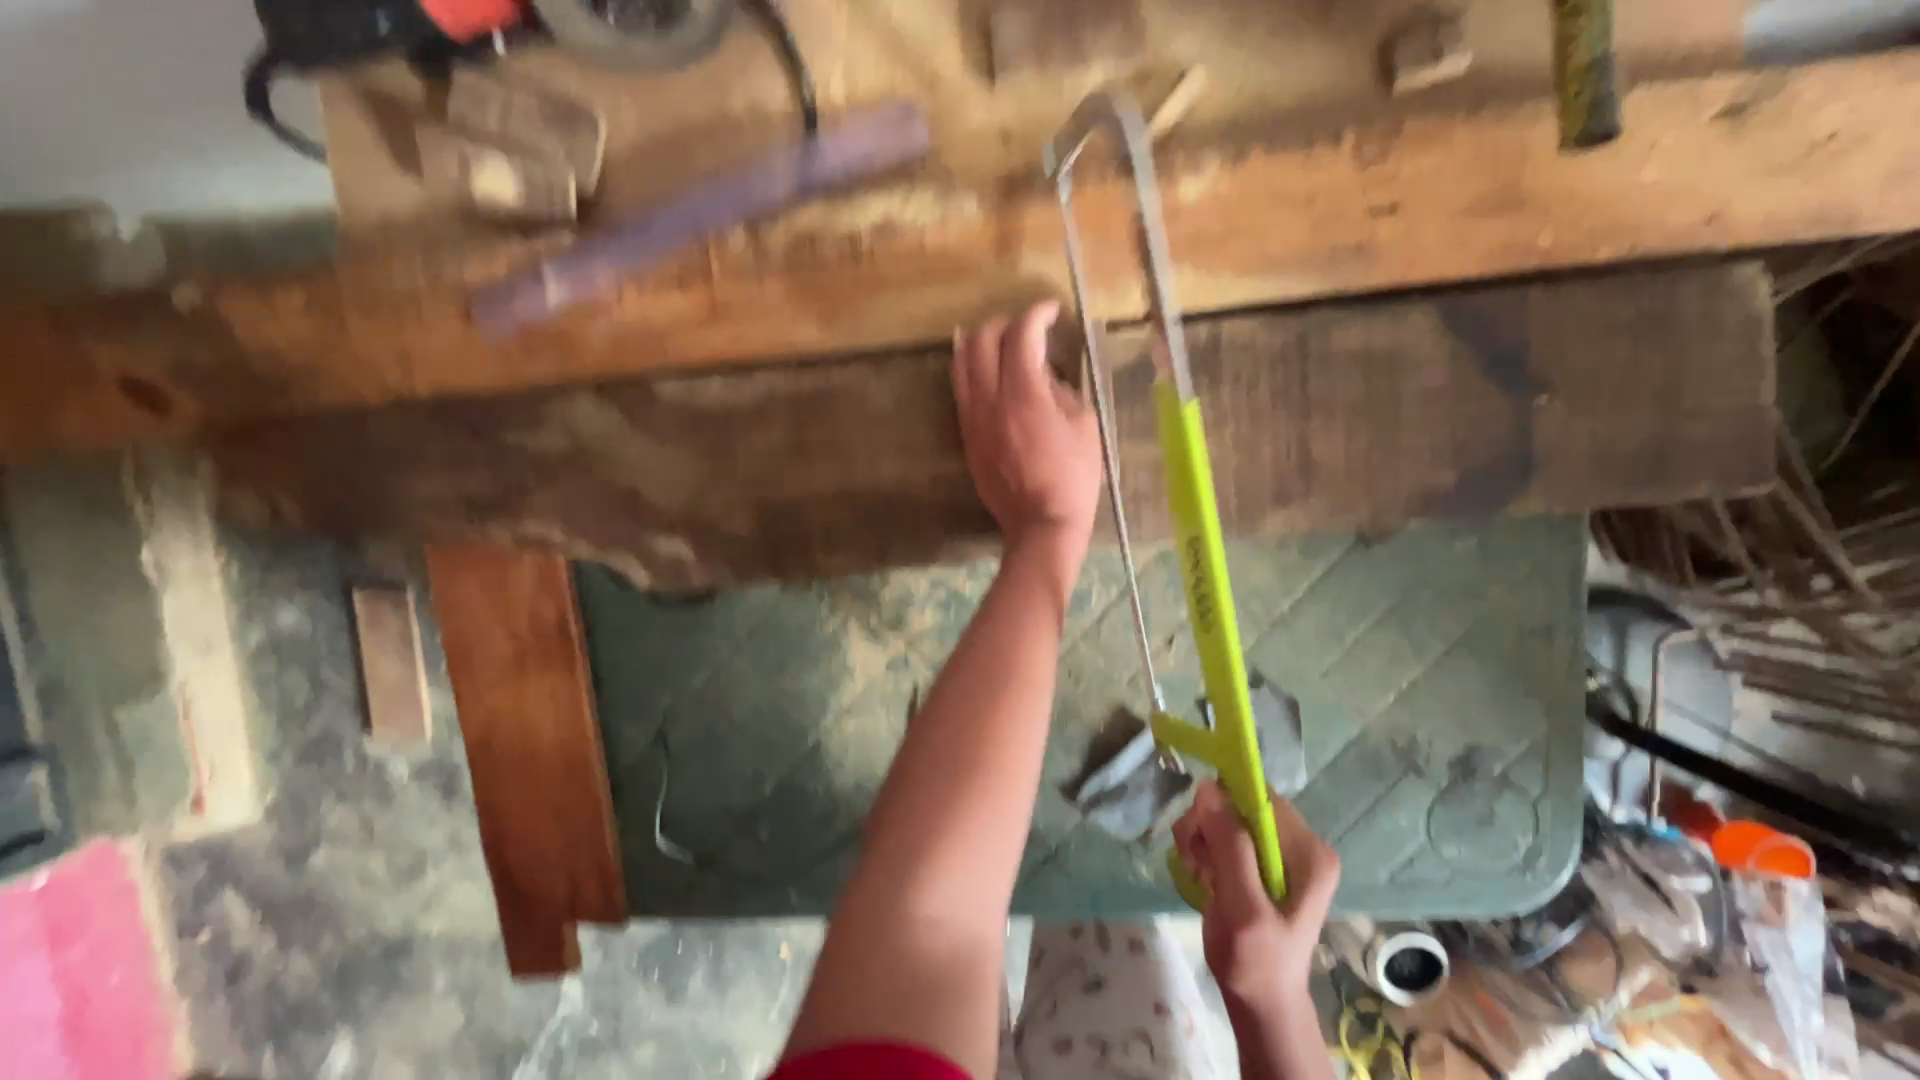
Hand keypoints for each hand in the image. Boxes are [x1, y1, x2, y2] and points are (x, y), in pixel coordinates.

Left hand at [952, 302, 1101, 581]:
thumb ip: (1061, 389)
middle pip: (982, 340)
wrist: (1040, 524)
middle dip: (1005, 323)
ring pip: (961, 362)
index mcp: (1025, 393)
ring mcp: (972, 418)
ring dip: (980, 342)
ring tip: (999, 340)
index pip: (1022, 334)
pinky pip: (960, 389)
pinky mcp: (966, 435)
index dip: (1037, 314)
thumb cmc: (1073, 477)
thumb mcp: (1084, 425)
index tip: (1052, 311)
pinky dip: (969, 369)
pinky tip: (982, 368)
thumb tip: (1043, 371)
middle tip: (1027, 327)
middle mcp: (990, 399)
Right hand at [1173, 781, 1340, 1009]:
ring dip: (1200, 840)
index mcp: (1309, 852)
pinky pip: (1220, 837)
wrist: (1258, 1004)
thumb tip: (1208, 789)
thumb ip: (1230, 848)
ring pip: (1223, 819)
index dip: (1225, 804)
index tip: (1200, 832)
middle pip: (1238, 806)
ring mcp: (1275, 855)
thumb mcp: (1244, 907)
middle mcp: (1296, 846)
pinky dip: (1202, 852)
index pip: (1262, 799)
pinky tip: (1201, 877)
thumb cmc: (1257, 961)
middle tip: (1196, 862)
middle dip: (1208, 827)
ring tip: (1198, 874)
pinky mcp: (1255, 865)